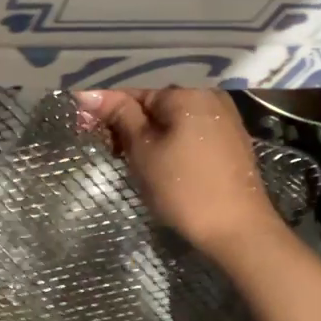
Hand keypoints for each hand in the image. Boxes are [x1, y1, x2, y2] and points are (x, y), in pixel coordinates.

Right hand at [75, 88, 284, 255]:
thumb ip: (119, 116)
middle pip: (155, 104)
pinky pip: (190, 131)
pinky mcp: (230, 141)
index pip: (134, 92)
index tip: (84, 128)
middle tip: (109, 151)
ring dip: (148, 135)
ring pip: (172, 119)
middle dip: (128, 123)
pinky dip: (169, 142)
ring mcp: (224, 119)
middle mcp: (209, 96)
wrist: (236, 228)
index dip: (105, 109)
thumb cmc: (182, 188)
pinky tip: (159, 164)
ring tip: (131, 160)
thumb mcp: (143, 151)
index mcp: (187, 93)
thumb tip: (88, 93)